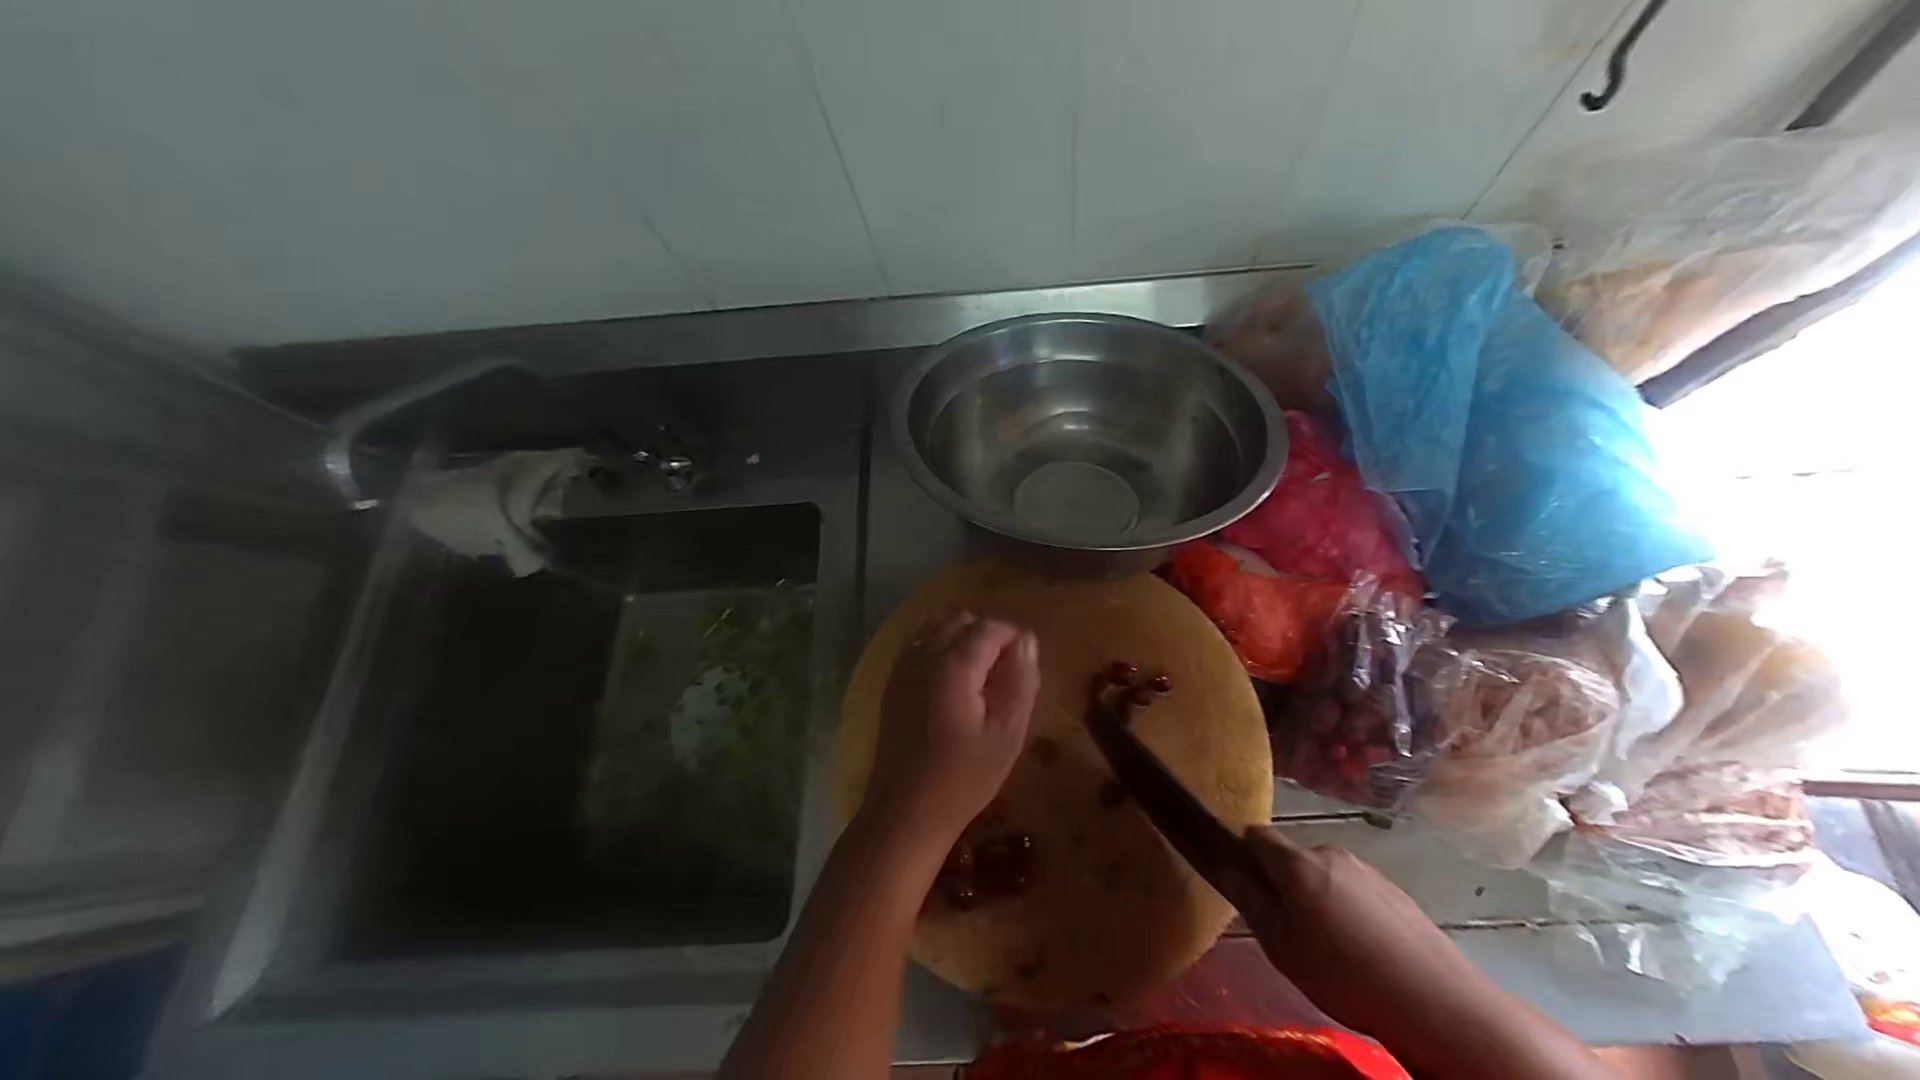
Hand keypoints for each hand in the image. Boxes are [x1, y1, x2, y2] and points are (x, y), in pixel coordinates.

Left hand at [861, 611, 1039, 847]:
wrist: (904, 811)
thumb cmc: (963, 778)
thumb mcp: (1007, 734)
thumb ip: (1021, 680)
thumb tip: (1027, 640)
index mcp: (954, 665)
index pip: (992, 626)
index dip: (1014, 640)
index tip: (1025, 670)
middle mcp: (924, 654)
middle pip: (963, 619)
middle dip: (989, 635)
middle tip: (1006, 675)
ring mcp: (903, 666)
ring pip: (938, 626)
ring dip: (964, 638)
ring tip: (980, 677)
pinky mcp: (893, 681)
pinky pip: (921, 644)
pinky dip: (941, 648)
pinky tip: (952, 683)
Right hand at [1236, 829, 1612, 1079]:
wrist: (1437, 1002)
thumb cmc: (1341, 973)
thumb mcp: (1279, 944)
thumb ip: (1249, 900)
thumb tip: (1227, 867)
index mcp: (1295, 862)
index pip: (1256, 834)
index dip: (1245, 855)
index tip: (1247, 885)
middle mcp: (1329, 853)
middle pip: (1292, 856)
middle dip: (1284, 881)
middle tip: (1288, 926)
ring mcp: (1368, 871)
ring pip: (1326, 874)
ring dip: (1319, 896)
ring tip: (1331, 945)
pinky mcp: (1398, 893)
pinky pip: (1357, 891)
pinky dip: (1350, 910)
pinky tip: (1364, 951)